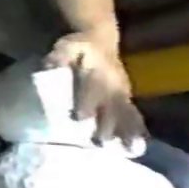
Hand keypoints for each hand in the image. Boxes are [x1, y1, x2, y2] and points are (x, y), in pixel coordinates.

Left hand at [46, 31, 145, 150]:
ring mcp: (122, 90)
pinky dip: (138, 127)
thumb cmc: (78, 45)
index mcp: (98, 73)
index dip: (86, 103)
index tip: (79, 119)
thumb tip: (48, 65)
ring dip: (126, 131)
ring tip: (127, 149)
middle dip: (107, 125)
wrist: (100, 38)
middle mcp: (114, 84)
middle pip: (111, 107)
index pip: (92, 90)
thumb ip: (58, 57)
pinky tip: (141, 142)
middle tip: (101, 144)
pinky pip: (134, 112)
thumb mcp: (65, 46)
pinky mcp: (126, 94)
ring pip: (126, 113)